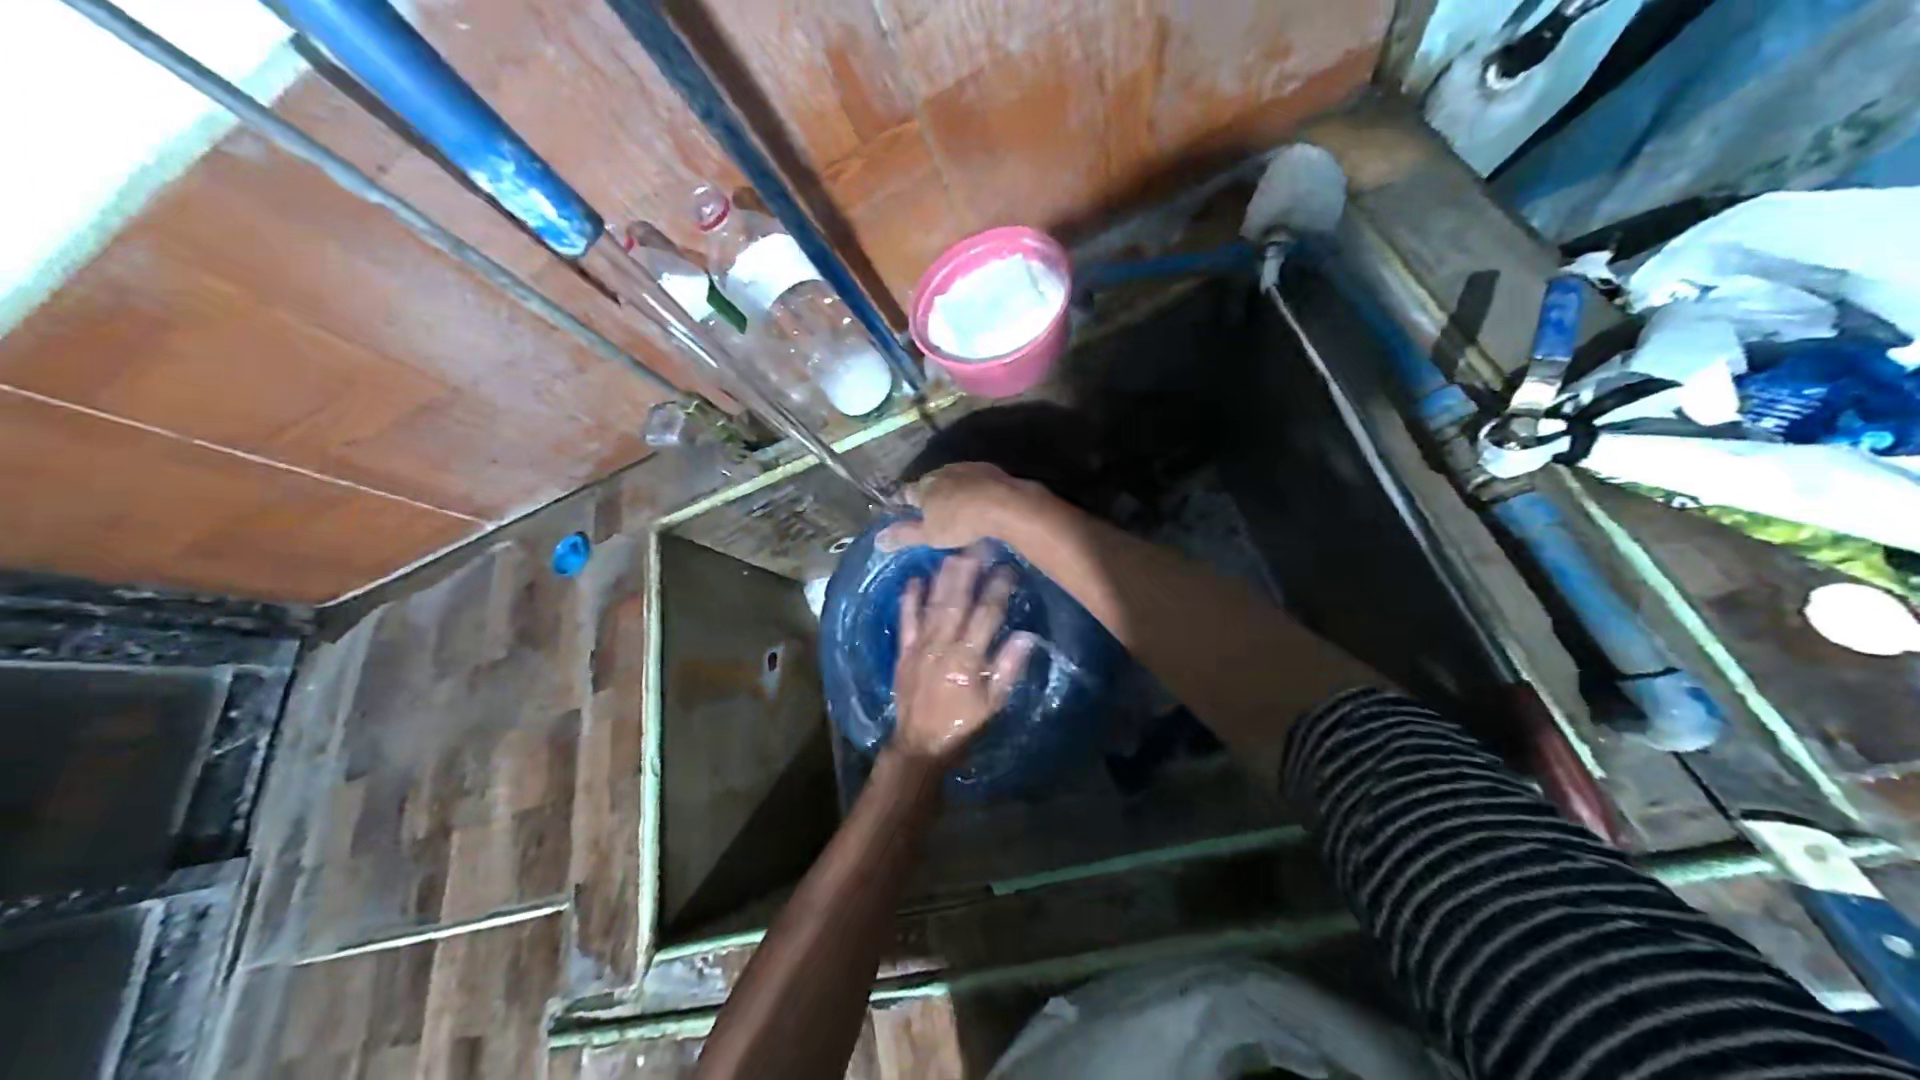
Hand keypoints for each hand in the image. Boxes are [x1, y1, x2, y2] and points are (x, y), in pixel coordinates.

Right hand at [877, 463, 1053, 551]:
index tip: (899, 508)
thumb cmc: (960, 522)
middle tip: (931, 511)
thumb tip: (878, 539)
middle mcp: (941, 472)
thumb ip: (904, 536)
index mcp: (923, 487)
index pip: (905, 492)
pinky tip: (979, 501)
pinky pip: (974, 480)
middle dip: (929, 495)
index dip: (901, 501)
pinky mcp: (988, 470)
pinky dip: (973, 489)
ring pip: (952, 479)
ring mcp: (966, 468)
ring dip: (952, 490)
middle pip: (929, 483)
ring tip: (956, 507)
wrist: (1003, 503)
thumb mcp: (930, 535)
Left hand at [890, 545, 1036, 764]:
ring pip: (933, 605)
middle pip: (957, 601)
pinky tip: (914, 579)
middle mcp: (944, 645)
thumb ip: (1008, 668)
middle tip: (977, 545)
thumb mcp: (993, 704)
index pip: (986, 615)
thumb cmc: (963, 726)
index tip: (1008, 568)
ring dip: (943, 578)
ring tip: (953, 553)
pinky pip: (906, 621)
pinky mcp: (904, 652)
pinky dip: (909, 599)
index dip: (998, 590)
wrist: (921, 745)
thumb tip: (1026, 636)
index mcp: (969, 658)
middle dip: (968, 572)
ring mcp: (921, 646)